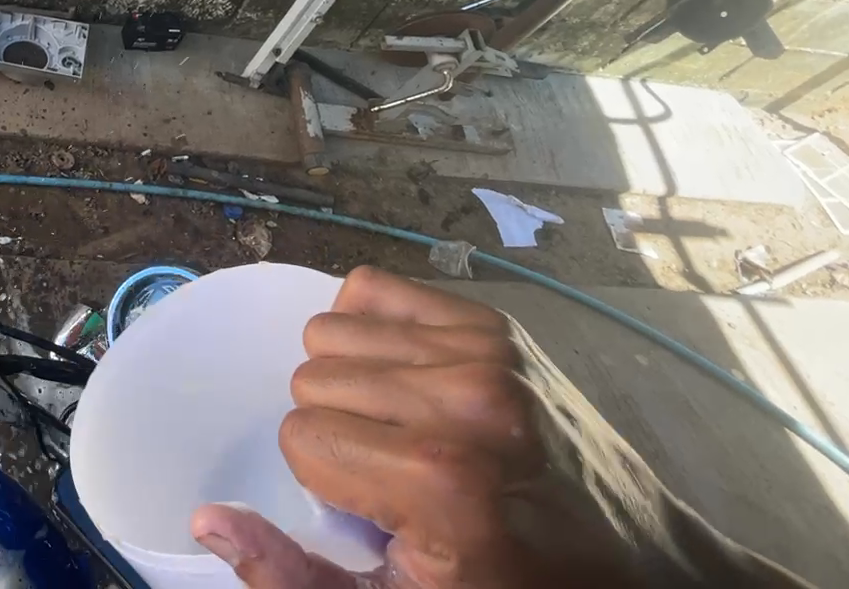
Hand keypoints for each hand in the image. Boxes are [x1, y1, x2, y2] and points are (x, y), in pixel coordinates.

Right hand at [192, 267, 810, 588]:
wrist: (643, 568)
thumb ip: (291, 576)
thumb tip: (205, 517)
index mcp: (443, 482)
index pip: (300, 438)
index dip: (329, 482)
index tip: (385, 511)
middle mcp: (466, 400)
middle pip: (311, 379)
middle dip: (337, 427)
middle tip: (398, 470)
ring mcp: (484, 350)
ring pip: (328, 332)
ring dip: (350, 378)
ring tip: (407, 422)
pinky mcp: (491, 321)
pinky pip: (366, 289)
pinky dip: (369, 330)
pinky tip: (410, 376)